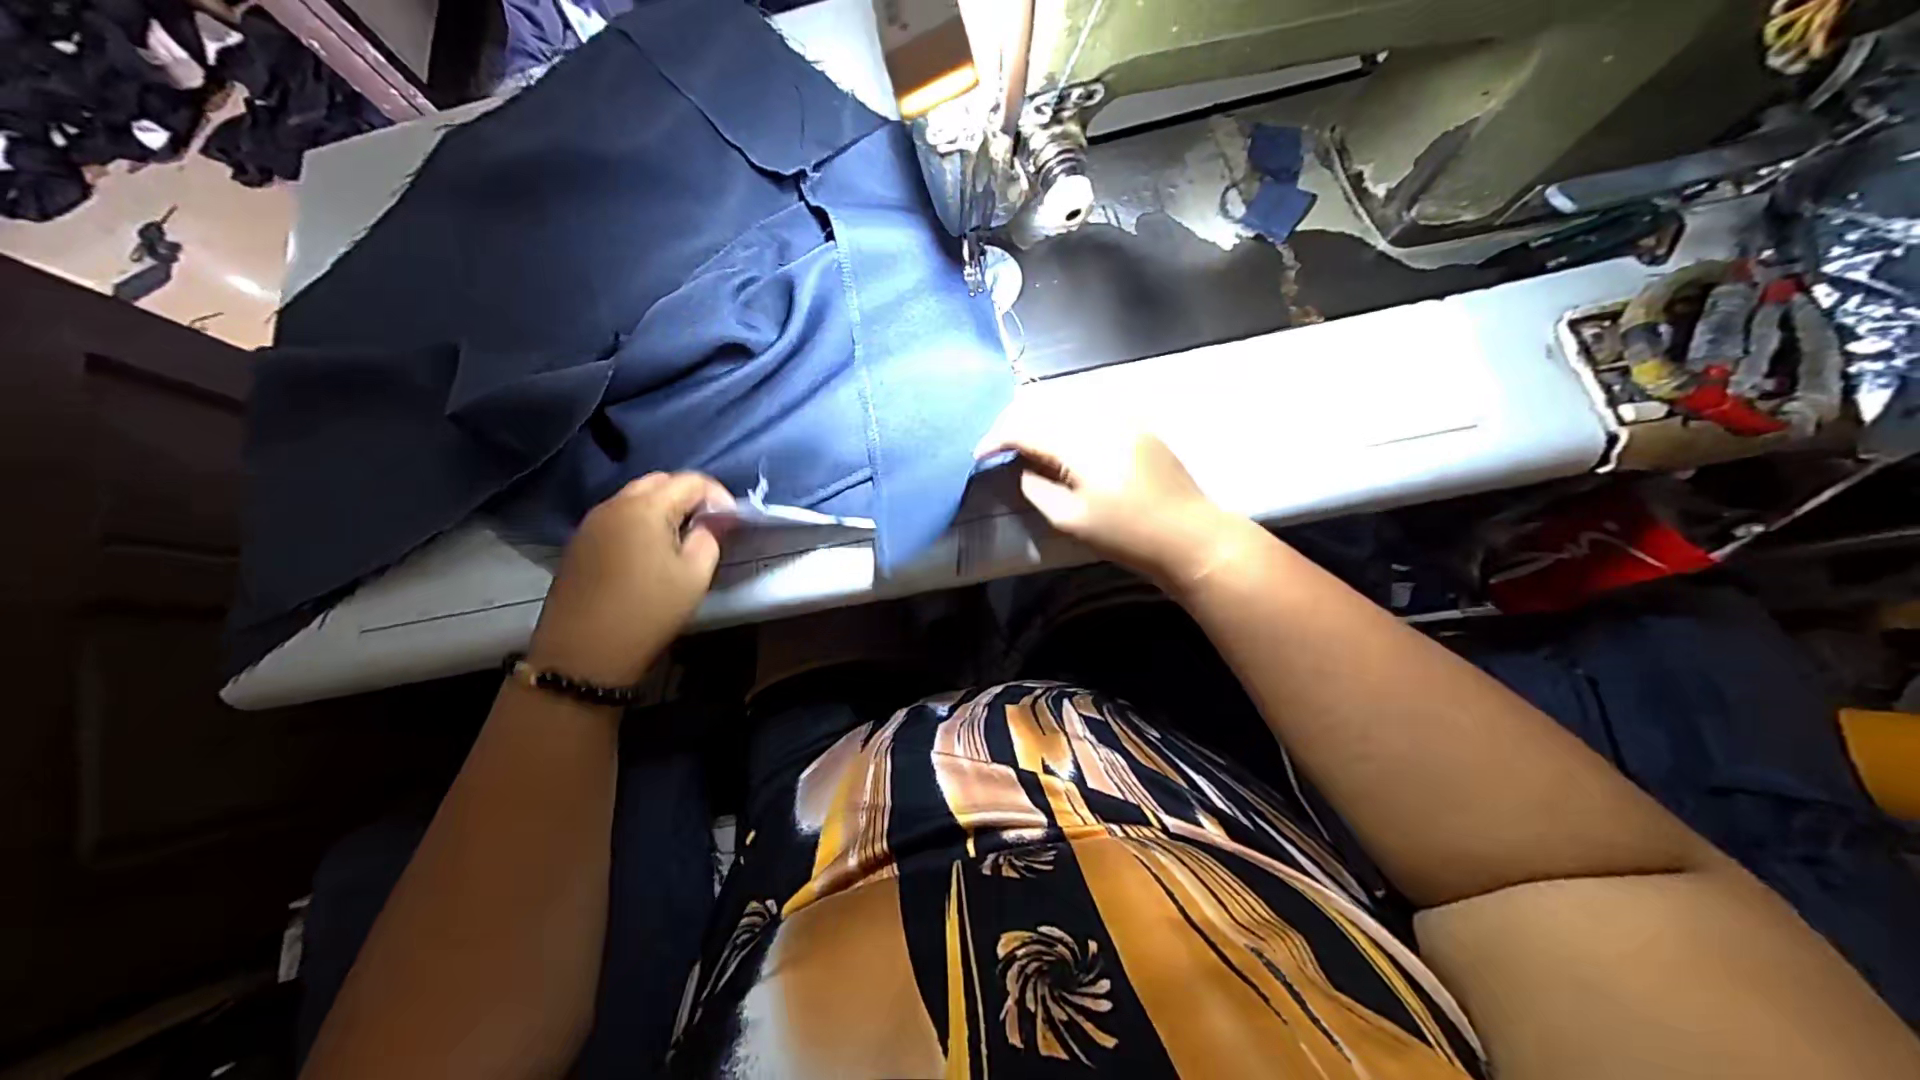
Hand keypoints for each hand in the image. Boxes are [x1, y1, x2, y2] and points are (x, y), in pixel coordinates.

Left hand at [526, 472, 733, 686]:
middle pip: (660, 482)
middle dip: (689, 496)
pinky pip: (618, 517)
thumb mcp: (695, 576)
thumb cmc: (648, 611)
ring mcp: (592, 522)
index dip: (719, 495)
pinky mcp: (580, 542)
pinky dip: (641, 523)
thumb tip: (712, 520)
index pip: (691, 480)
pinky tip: (650, 553)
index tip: (731, 521)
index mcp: (646, 507)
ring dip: (663, 508)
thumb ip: (710, 537)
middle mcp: (615, 504)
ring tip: (681, 539)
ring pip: (636, 498)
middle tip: (708, 526)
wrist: (584, 652)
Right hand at [977, 408, 1269, 592]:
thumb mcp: (1069, 519)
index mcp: (1081, 445)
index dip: (997, 438)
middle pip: (1044, 406)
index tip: (979, 454)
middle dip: (1014, 421)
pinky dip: (1066, 417)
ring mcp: (1122, 419)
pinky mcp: (1137, 426)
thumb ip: (1036, 487)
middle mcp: (1101, 420)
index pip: (1026, 428)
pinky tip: (1058, 435)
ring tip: (1023, 438)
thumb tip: (1023, 466)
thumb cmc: (1126, 535)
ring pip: (1067, 402)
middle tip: (997, 444)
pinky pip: (1090, 408)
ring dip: (1039, 416)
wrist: (1189, 536)